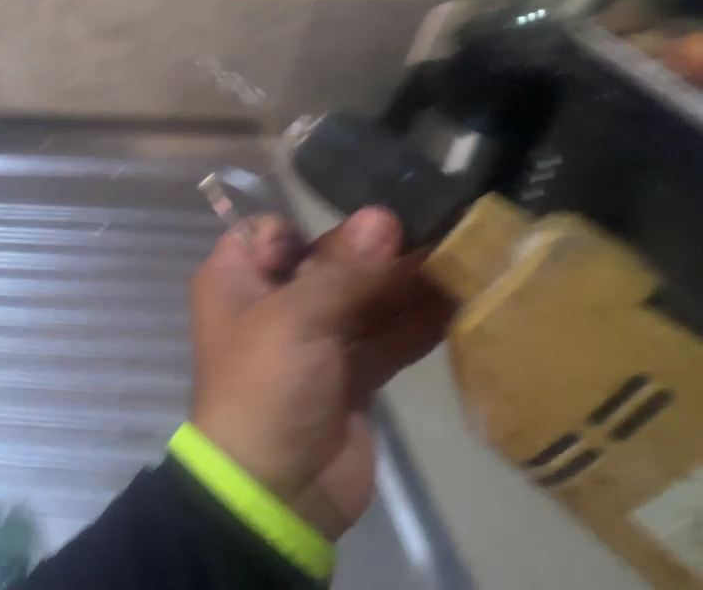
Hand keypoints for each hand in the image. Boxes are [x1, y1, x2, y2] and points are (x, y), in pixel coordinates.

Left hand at [189, 208, 452, 538]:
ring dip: (406, 285)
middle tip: (443, 231)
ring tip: (465, 259)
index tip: (377, 220)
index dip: (318, 227)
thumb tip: (383, 216)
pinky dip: (416, 324)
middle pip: (328, 264)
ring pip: (362, 300)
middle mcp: (272, 302)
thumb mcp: (295, 319)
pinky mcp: (351, 377)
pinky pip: (385, 339)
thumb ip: (342, 270)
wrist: (276, 487)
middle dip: (377, 253)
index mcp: (237, 279)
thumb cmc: (265, 385)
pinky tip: (461, 302)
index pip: (274, 233)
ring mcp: (313, 341)